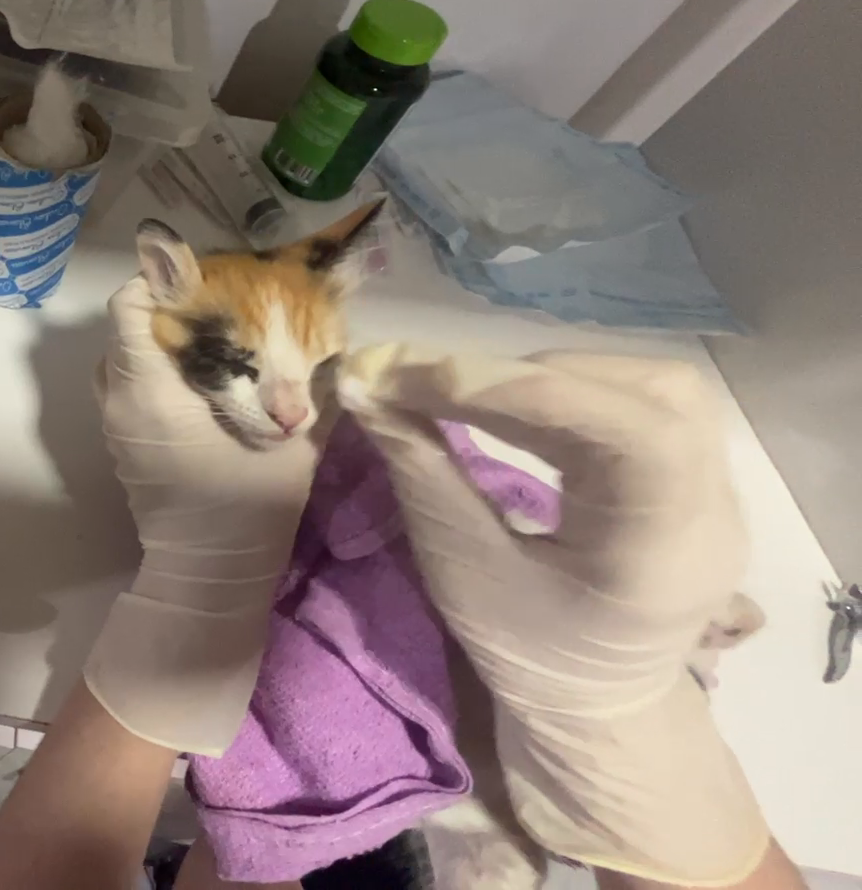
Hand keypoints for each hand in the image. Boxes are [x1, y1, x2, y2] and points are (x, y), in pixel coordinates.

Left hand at [83, 277, 319, 755]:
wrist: (204, 573)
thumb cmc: (246, 509)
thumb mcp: (294, 445)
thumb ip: (313, 387)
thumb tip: (339, 339)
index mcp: (150, 393)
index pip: (127, 311)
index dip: (155, 283)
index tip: (199, 280)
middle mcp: (119, 400)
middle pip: (123, 329)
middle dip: (163, 307)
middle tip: (214, 305)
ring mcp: (112, 421)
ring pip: (119, 356)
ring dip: (154, 338)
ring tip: (206, 337)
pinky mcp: (118, 439)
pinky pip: (122, 383)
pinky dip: (148, 366)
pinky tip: (195, 376)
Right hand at [338, 345, 769, 884]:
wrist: (592, 696)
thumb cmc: (522, 643)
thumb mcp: (457, 562)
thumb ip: (418, 467)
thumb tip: (360, 387)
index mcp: (663, 549)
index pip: (629, 434)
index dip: (519, 388)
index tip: (411, 377)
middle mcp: (709, 506)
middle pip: (648, 393)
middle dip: (525, 374)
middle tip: (429, 384)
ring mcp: (704, 486)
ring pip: (645, 387)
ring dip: (542, 376)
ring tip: (460, 392)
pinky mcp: (678, 474)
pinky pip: (629, 403)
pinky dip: (552, 391)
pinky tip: (495, 404)